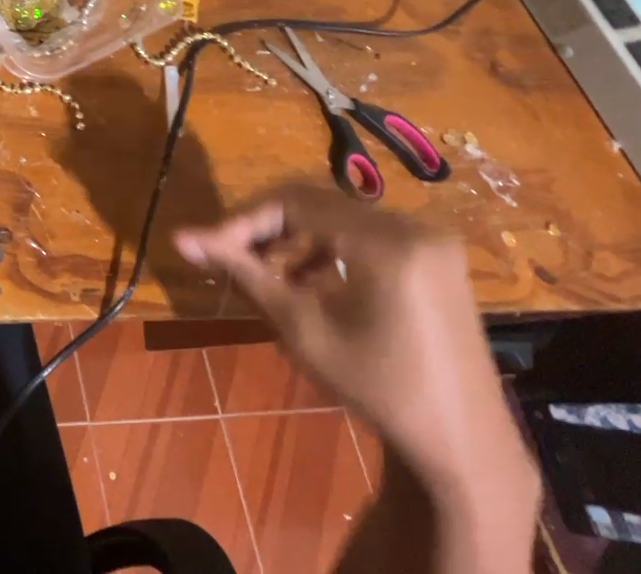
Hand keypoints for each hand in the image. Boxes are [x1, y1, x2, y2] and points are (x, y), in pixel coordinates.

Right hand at [173, 189, 528, 493]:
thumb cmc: (375, 384)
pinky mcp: (436, 260)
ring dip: (294, 239)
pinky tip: (306, 282)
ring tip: (264, 275)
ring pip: (338, 217)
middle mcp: (413, 228)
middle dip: (266, 228)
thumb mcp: (299, 325)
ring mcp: (431, 243)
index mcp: (385, 243)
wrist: (460, 439)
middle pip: (316, 203)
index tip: (209, 249)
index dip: (243, 219)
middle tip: (229, 258)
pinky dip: (327, 248)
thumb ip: (242, 271)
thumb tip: (179, 237)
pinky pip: (366, 234)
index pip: (293, 201)